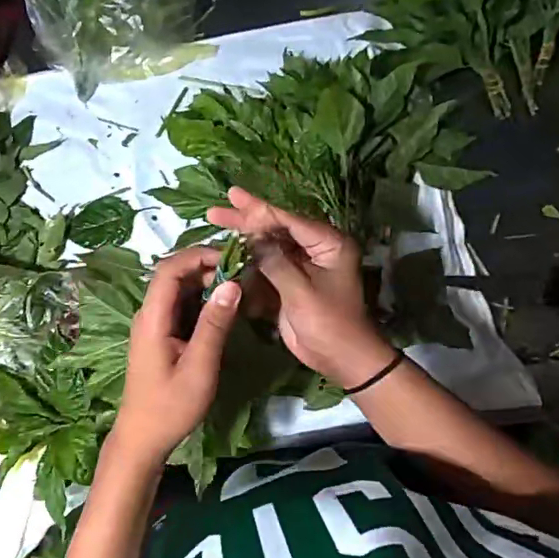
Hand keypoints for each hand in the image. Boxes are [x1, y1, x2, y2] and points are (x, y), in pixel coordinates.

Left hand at [108, 246, 241, 463]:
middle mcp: (148, 315)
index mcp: (152, 318)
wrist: (143, 438)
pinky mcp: (161, 337)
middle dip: (206, 268)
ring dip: (206, 284)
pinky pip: (180, 308)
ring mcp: (153, 326)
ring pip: (178, 292)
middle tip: (242, 272)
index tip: (231, 257)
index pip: (169, 270)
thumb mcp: (199, 367)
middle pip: (173, 277)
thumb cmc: (170, 407)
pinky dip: (202, 302)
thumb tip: (232, 284)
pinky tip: (224, 309)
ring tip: (239, 286)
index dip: (198, 256)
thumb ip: (214, 325)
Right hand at [207, 187, 396, 387]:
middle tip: (221, 204)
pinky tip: (225, 251)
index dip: (259, 211)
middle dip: (247, 218)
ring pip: (268, 246)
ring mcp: (301, 265)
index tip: (233, 199)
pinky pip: (266, 266)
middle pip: (276, 228)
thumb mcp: (300, 291)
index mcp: (328, 244)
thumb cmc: (329, 323)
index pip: (289, 220)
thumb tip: (249, 238)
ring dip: (243, 238)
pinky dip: (247, 261)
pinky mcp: (289, 283)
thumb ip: (274, 262)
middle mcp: (314, 249)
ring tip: (217, 220)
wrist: (341, 359)